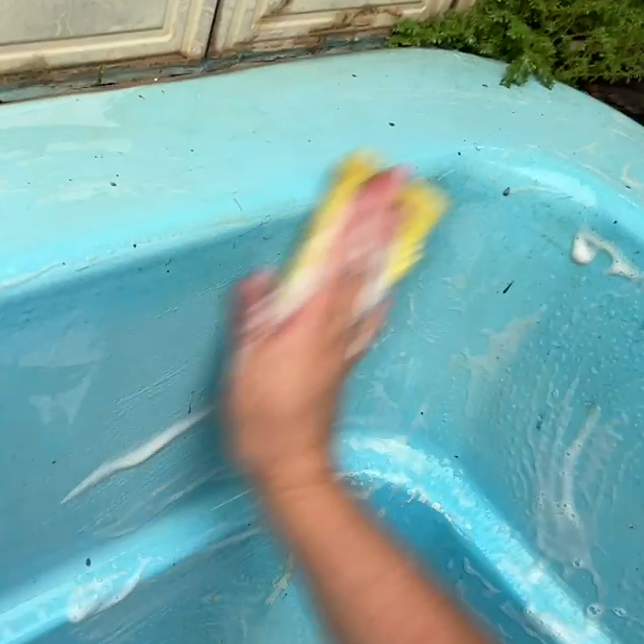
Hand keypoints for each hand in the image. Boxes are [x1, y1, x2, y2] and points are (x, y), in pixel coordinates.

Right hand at [225, 176, 399, 498]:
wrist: (292, 464)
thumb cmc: (261, 417)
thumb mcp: (243, 367)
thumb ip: (252, 318)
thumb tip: (260, 276)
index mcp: (310, 322)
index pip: (336, 258)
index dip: (355, 217)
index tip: (373, 182)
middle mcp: (336, 326)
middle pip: (363, 263)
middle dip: (380, 217)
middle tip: (400, 179)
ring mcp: (345, 343)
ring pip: (372, 283)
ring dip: (385, 244)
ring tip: (398, 212)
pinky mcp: (345, 358)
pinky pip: (370, 313)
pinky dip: (380, 287)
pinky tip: (385, 281)